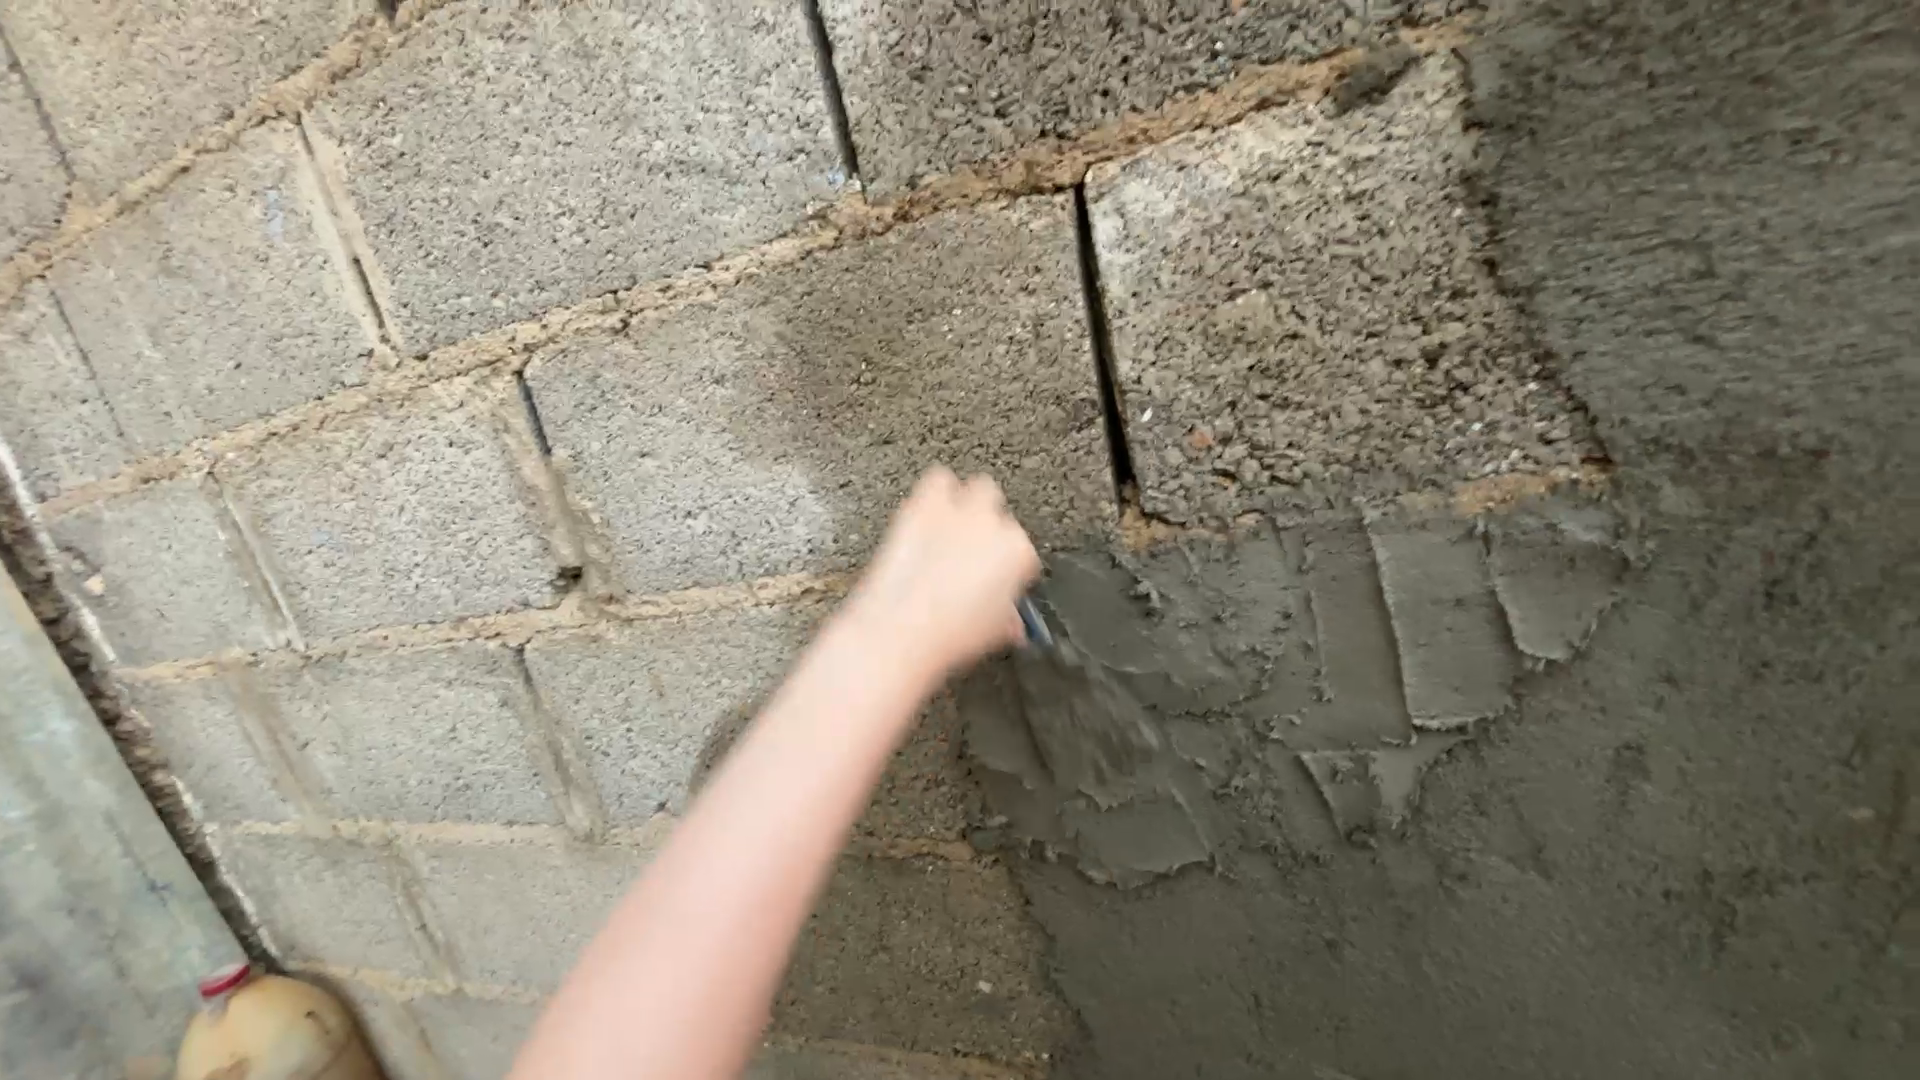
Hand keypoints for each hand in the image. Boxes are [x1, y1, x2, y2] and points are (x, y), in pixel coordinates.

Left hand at [838, 466, 1040, 682]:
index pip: (1023, 551)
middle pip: (1003, 511)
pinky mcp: (924, 504)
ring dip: (970, 501)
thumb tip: (1009, 620)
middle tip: (976, 547)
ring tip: (955, 524)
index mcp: (1017, 553)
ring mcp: (960, 511)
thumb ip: (1009, 618)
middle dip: (992, 523)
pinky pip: (937, 481)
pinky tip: (929, 510)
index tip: (997, 578)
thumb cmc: (948, 631)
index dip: (1008, 566)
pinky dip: (936, 492)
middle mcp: (993, 525)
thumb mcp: (995, 632)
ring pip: (978, 486)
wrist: (903, 628)